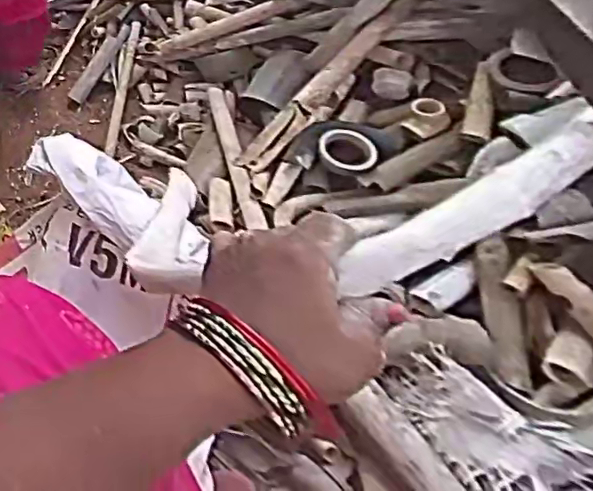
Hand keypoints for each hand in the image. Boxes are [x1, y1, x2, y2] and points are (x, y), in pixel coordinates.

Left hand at [199, 213, 400, 404]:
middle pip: (295, 235)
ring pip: (263, 243)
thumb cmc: (299, 359)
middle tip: (323, 291)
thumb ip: (373, 320)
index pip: (330, 225)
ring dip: (276, 260)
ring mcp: (232, 247)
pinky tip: (253, 289)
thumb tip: (383, 306)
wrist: (226, 367)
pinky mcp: (209, 263)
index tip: (354, 266)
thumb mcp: (357, 351)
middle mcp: (264, 239)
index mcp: (305, 251)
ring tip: (287, 296)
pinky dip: (246, 264)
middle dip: (311, 256)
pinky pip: (234, 252)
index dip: (346, 242)